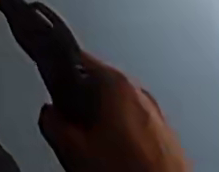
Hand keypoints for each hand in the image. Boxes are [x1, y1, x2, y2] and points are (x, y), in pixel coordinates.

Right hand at [39, 54, 188, 171]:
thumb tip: (49, 114)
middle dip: (83, 107)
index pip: (78, 58)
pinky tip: (121, 164)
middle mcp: (139, 92)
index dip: (60, 72)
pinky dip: (126, 142)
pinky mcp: (169, 139)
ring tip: (99, 155)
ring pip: (119, 111)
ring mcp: (157, 116)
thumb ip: (53, 123)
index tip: (53, 87)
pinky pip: (137, 129)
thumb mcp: (75, 152)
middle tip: (74, 133)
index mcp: (116, 83)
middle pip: (98, 87)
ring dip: (106, 126)